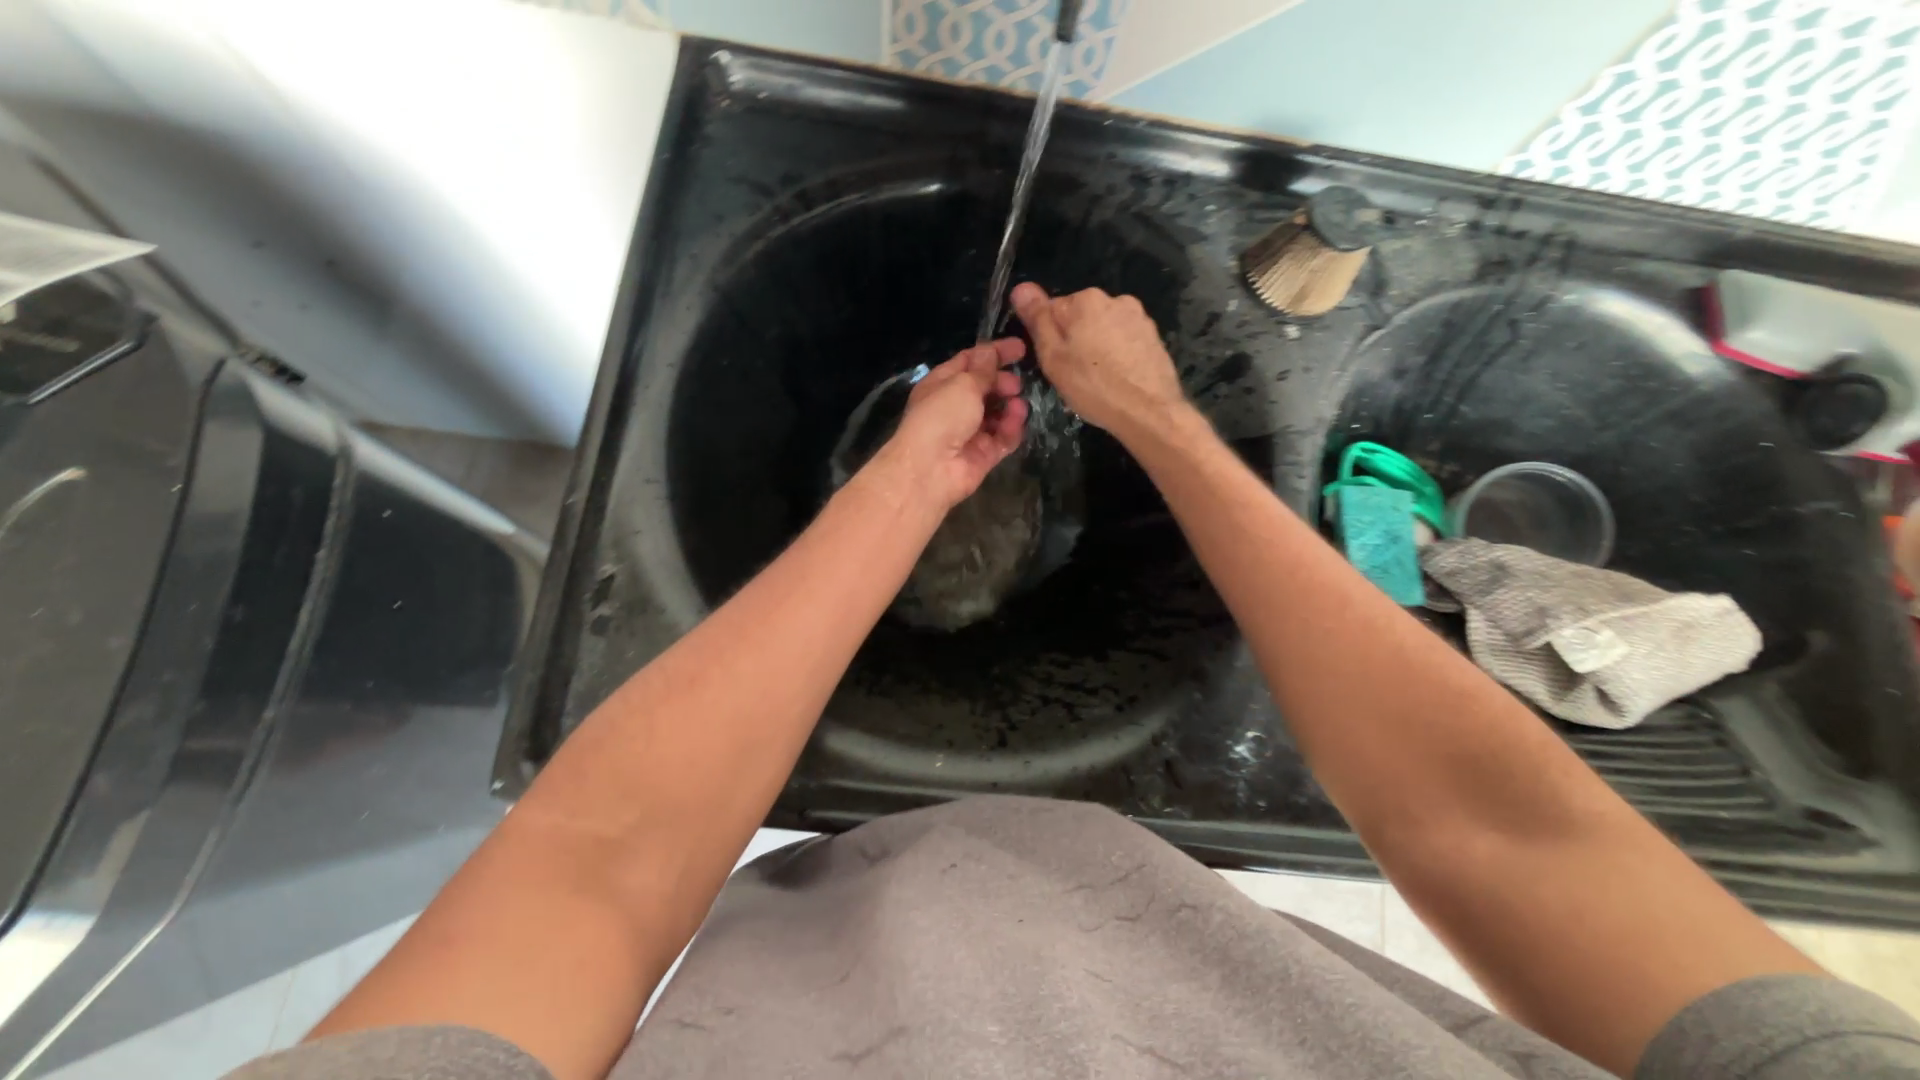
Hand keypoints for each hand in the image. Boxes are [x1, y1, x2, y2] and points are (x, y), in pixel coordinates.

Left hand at [876, 338, 1029, 508]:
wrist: (930, 468)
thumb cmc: (941, 416)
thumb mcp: (963, 384)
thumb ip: (983, 369)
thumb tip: (990, 353)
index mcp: (942, 383)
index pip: (970, 361)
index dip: (995, 353)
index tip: (1021, 348)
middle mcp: (955, 406)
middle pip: (986, 387)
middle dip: (1003, 382)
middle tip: (1016, 385)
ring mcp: (970, 431)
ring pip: (998, 413)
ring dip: (1010, 407)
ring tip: (1017, 406)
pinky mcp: (983, 453)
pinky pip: (1003, 437)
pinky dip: (1011, 429)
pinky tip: (1016, 421)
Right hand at [1011, 283, 1187, 438]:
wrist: (1149, 412)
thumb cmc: (1093, 387)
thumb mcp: (1054, 357)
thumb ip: (1037, 319)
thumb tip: (1021, 288)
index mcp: (1084, 300)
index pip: (1052, 310)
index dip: (1049, 338)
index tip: (1055, 363)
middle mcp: (1114, 299)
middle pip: (1080, 317)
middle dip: (1075, 340)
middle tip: (1075, 374)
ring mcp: (1138, 316)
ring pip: (1104, 328)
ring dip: (1097, 346)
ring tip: (1099, 378)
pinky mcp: (1153, 335)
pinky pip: (1124, 340)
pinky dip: (1118, 354)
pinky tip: (1119, 377)